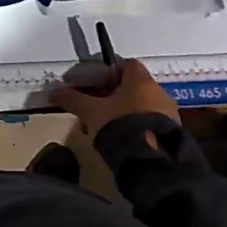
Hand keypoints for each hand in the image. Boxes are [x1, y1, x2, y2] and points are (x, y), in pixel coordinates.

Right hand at [49, 59, 177, 134]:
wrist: (148, 161)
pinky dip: (139, 127)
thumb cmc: (118, 125)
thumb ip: (73, 100)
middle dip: (117, 95)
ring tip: (108, 129)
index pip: (129, 65)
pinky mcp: (173, 134)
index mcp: (141, 81)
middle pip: (136, 86)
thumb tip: (54, 92)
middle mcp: (159, 93)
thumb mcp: (90, 112)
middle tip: (99, 108)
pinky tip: (124, 141)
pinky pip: (153, 123)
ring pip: (144, 106)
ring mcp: (170, 114)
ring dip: (128, 112)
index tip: (97, 83)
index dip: (112, 72)